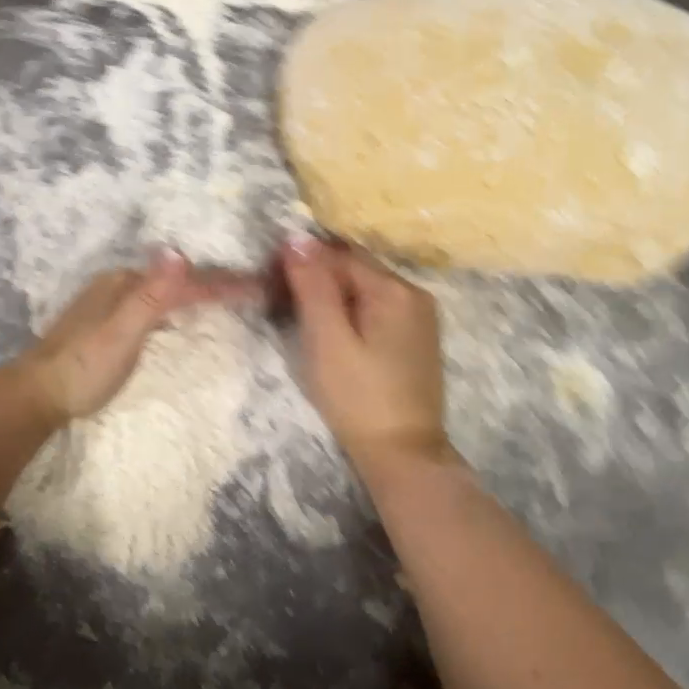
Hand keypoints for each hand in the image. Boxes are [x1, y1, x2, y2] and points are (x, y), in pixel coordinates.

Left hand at [13, 248, 264, 425]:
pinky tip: (180, 316)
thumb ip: (151, 297)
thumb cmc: (82, 366)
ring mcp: (109, 305)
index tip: (261, 287)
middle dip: (213, 283)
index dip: (223, 284)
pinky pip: (152, 307)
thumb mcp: (122, 332)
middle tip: (254, 289)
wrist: (38, 393)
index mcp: (123, 283)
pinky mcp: (105, 325)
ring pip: (163, 292)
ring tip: (229, 298)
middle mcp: (116, 286)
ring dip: (195, 293)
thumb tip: (178, 251)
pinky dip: (175, 307)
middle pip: (175, 281)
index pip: (185, 280)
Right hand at [279, 233, 452, 468]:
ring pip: (363, 288)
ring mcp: (419, 316)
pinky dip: (348, 311)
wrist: (402, 453)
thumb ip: (313, 285)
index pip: (338, 255)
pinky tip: (329, 333)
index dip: (301, 262)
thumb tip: (296, 235)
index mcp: (394, 289)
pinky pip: (375, 307)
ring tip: (300, 319)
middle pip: (353, 268)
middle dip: (316, 277)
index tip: (270, 283)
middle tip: (280, 303)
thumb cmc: (357, 396)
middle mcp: (414, 293)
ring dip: (330, 294)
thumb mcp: (326, 339)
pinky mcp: (415, 338)